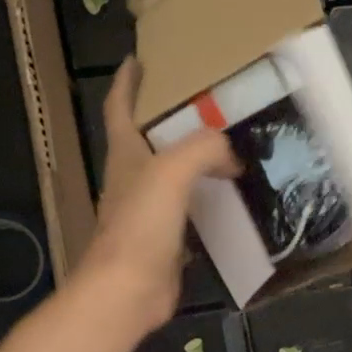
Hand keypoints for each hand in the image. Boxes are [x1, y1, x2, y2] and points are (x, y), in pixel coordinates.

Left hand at [78, 57, 237, 336]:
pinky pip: (188, 211)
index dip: (126, 82)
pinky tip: (228, 199)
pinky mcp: (163, 241)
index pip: (120, 108)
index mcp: (125, 155)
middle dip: (169, 120)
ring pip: (171, 176)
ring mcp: (146, 212)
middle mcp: (132, 179)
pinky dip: (205, 200)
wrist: (128, 290)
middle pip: (148, 140)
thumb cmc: (141, 225)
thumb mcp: (172, 171)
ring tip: (225, 148)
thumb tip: (231, 156)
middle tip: (205, 104)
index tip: (138, 60)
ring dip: (192, 161)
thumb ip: (203, 149)